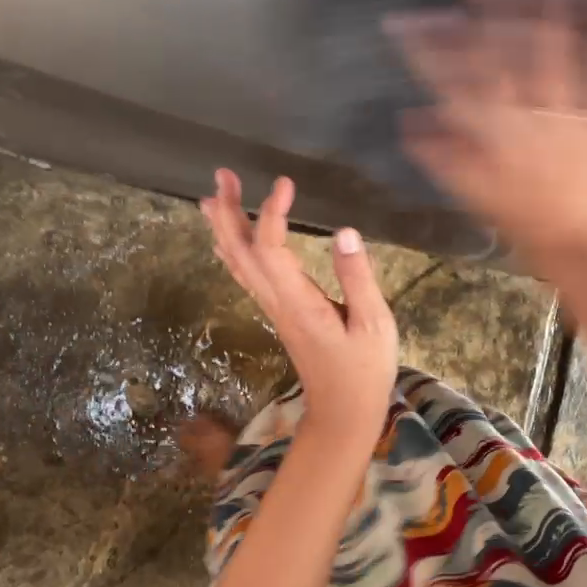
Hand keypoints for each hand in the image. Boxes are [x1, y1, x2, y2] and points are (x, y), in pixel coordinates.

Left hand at [201, 169, 398, 437]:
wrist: (343, 412)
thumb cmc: (363, 370)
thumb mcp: (373, 324)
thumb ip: (358, 278)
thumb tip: (344, 231)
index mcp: (298, 302)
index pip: (271, 249)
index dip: (273, 213)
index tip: (285, 183)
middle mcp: (277, 302)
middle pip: (240, 252)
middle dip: (229, 212)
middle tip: (223, 175)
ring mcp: (274, 309)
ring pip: (238, 264)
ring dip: (224, 228)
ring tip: (214, 196)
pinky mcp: (279, 314)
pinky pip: (246, 276)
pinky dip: (233, 251)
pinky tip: (228, 240)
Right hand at [384, 0, 586, 258]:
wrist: (575, 243)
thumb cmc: (521, 220)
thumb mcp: (473, 190)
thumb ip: (442, 154)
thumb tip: (409, 124)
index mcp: (501, 127)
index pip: (464, 78)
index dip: (439, 45)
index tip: (423, 18)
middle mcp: (536, 111)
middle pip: (514, 54)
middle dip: (500, 11)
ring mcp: (575, 112)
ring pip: (567, 56)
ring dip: (559, 15)